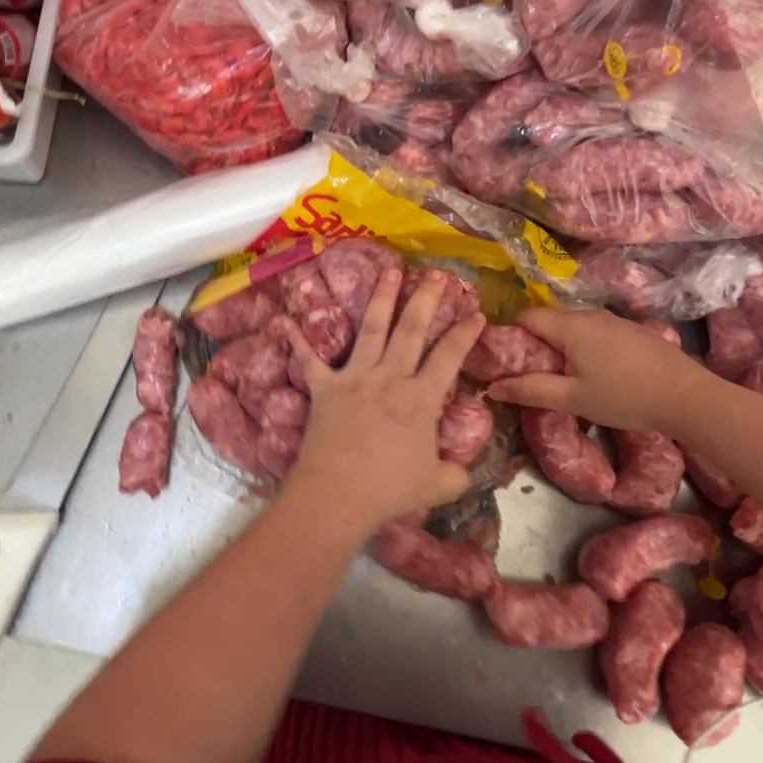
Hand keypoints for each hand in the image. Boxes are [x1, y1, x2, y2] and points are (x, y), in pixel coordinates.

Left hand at [283, 268, 483, 533]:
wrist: (339, 492)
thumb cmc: (390, 488)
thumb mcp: (438, 485)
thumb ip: (455, 473)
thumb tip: (463, 470)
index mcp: (421, 398)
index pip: (449, 357)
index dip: (465, 334)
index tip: (476, 313)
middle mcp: (390, 378)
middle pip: (411, 330)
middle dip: (425, 299)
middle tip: (435, 274)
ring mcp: (355, 378)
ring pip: (371, 329)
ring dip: (381, 298)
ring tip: (389, 271)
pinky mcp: (324, 387)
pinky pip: (309, 360)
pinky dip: (298, 341)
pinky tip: (286, 321)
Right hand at [486, 307, 711, 432]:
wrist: (689, 397)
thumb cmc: (625, 398)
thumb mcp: (572, 399)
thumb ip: (530, 390)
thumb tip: (492, 387)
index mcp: (570, 326)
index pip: (526, 317)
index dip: (510, 335)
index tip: (506, 360)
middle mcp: (590, 314)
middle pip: (549, 320)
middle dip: (535, 342)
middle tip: (532, 373)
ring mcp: (615, 320)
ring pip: (573, 326)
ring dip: (561, 345)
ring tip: (564, 375)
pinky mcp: (633, 330)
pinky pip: (595, 331)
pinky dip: (585, 346)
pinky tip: (597, 372)